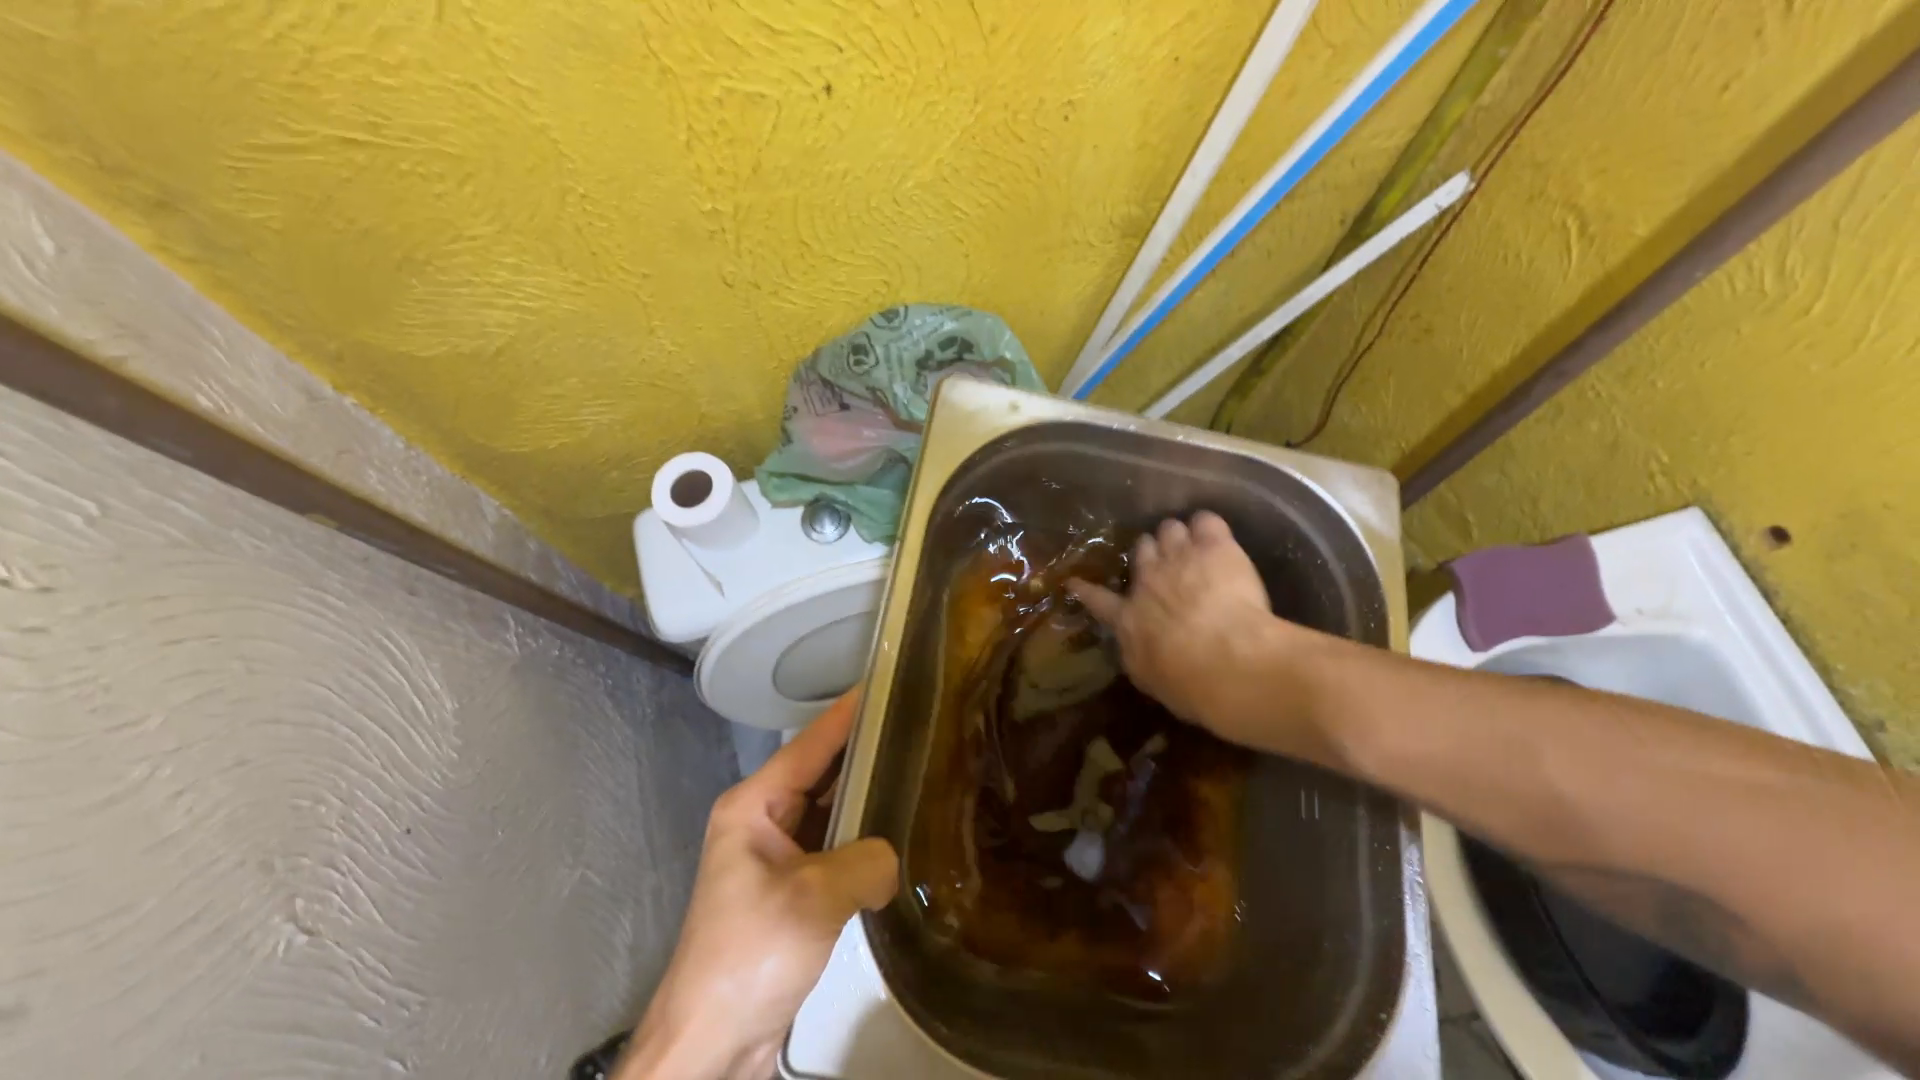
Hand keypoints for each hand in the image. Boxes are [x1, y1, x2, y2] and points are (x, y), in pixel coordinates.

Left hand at [616, 691, 897, 1079]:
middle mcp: (761, 824)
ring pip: (830, 815)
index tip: (887, 680)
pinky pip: (833, 851)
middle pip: (821, 774)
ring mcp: (776, 861)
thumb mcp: (813, 898)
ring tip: (921, 774)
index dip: (848, 713)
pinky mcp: (791, 894)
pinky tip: (901, 836)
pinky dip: (863, 843)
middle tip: (921, 728)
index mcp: (752, 807)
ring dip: (867, 801)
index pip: (809, 745)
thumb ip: (866, 862)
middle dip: (866, 753)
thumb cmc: (749, 954)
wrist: (712, 1038)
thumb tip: (892, 859)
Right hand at [1069, 513, 1326, 754]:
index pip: (1098, 600)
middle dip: (1149, 553)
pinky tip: (1214, 535)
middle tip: (1161, 562)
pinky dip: (1207, 526)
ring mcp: (1180, 558)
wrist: (1228, 661)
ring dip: (1177, 536)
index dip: (1086, 590)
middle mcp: (1148, 580)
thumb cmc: (1188, 684)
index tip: (1075, 582)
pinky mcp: (1215, 547)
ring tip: (1190, 545)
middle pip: (1140, 550)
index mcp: (1128, 618)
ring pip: (1169, 529)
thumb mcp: (1149, 678)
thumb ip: (1138, 654)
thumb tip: (1136, 647)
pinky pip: (1206, 521)